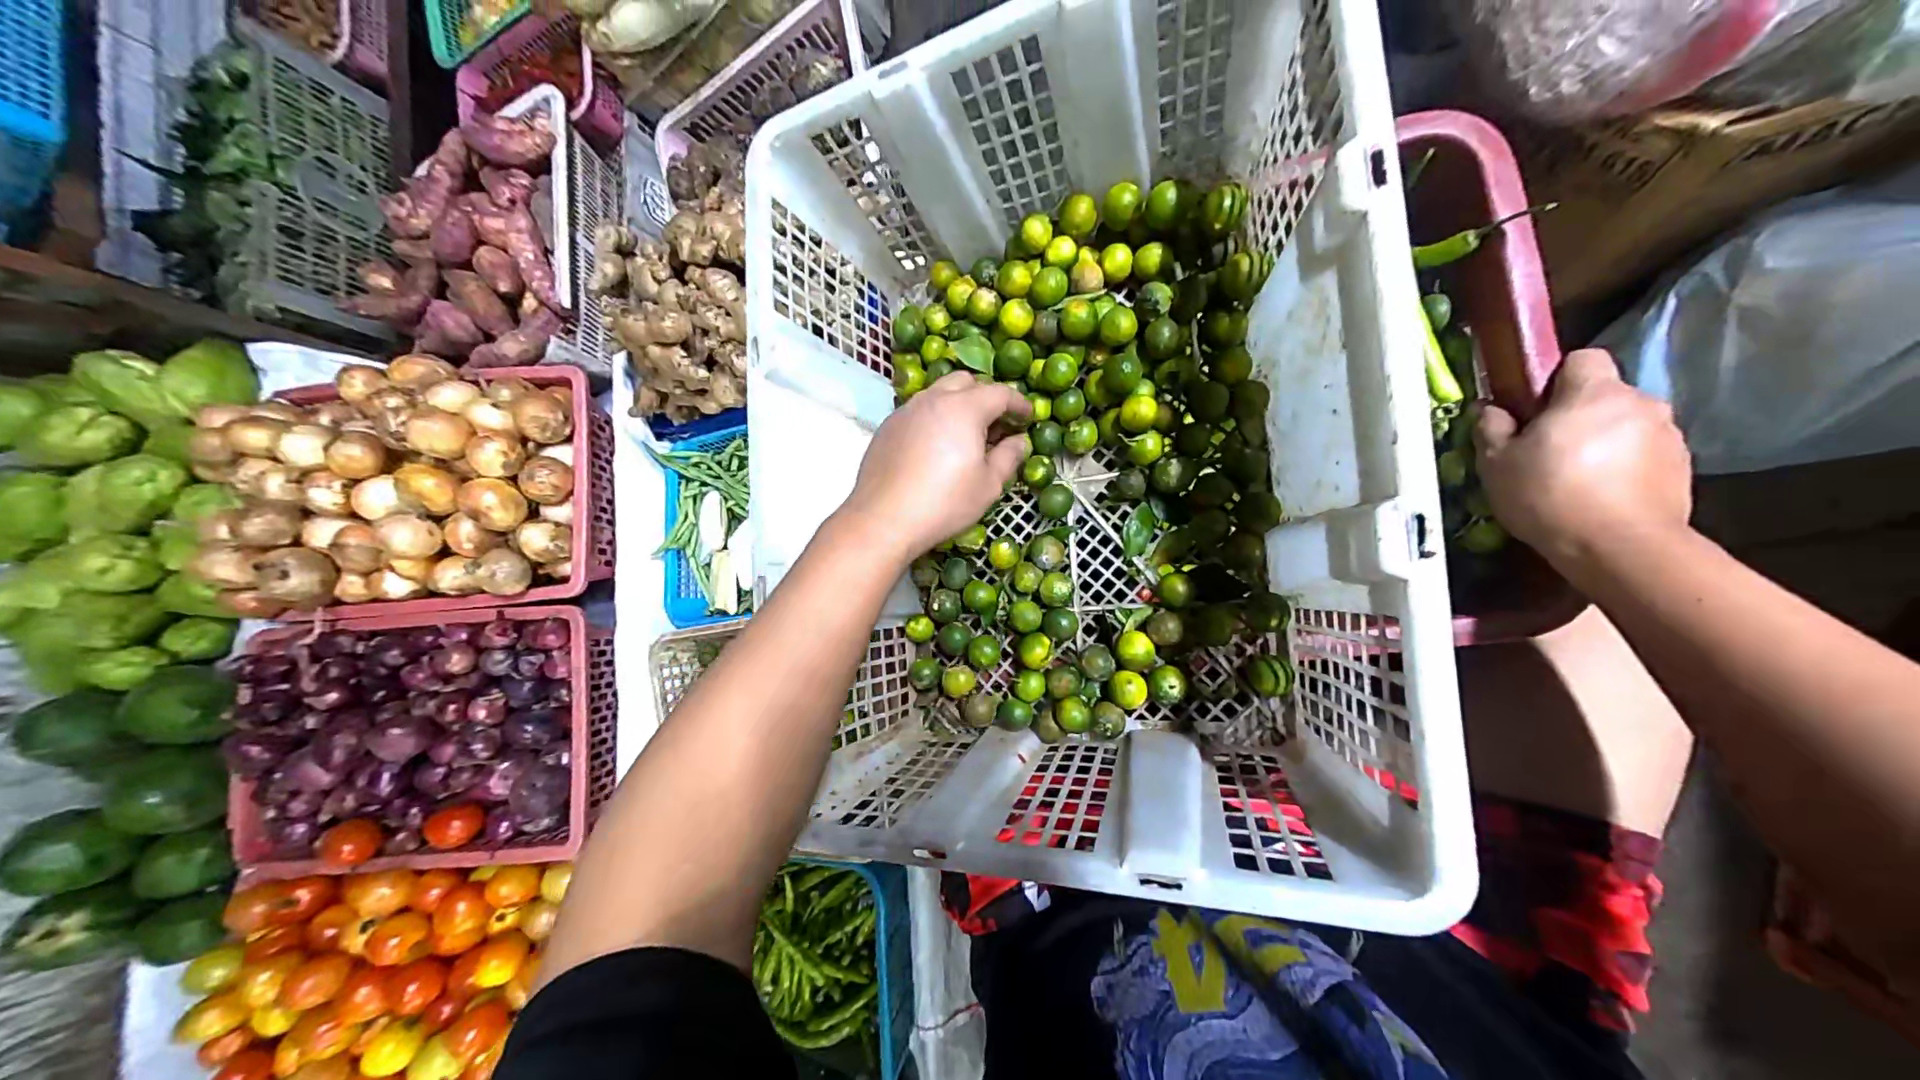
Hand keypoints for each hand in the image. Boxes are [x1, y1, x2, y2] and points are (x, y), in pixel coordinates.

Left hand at [835, 373, 1030, 564]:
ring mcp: (906, 411)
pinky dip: (934, 419)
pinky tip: (936, 448)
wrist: (884, 518)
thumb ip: (1008, 457)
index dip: (1018, 403)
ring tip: (966, 435)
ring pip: (938, 394)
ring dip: (957, 405)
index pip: (1000, 393)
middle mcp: (933, 399)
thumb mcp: (988, 485)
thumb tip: (1019, 441)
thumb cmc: (944, 502)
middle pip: (966, 382)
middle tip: (996, 424)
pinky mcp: (887, 427)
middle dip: (986, 397)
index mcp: (964, 408)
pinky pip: (918, 412)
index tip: (1028, 417)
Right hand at [1476, 349, 1691, 569]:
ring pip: (1625, 425)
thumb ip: (1491, 428)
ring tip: (1574, 478)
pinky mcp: (1682, 466)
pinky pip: (1643, 454)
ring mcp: (1668, 435)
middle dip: (1578, 414)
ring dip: (1603, 441)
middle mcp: (1640, 403)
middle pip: (1604, 395)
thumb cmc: (1549, 495)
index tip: (1534, 408)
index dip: (1555, 378)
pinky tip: (1599, 495)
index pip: (1582, 358)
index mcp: (1593, 393)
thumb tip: (1491, 409)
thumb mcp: (1496, 463)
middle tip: (1545, 449)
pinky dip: (1623, 466)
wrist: (1619, 547)